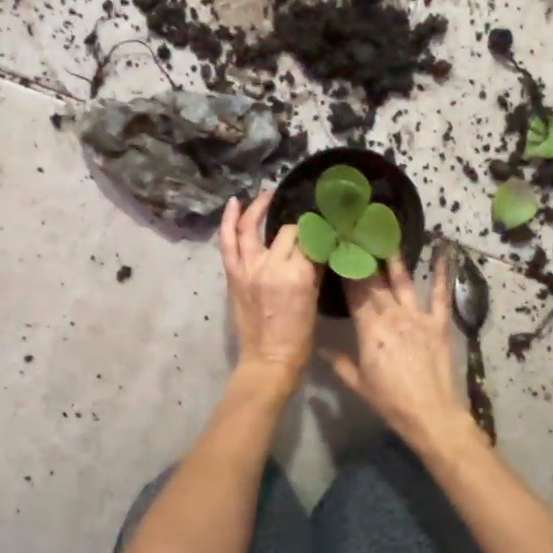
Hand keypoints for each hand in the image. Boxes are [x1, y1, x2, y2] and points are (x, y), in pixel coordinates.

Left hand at [219, 188, 318, 391]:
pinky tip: (235, 202)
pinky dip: (229, 220)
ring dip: (260, 207)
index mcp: (298, 274)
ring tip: (268, 193)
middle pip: (287, 232)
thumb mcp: (314, 300)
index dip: (317, 232)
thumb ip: (314, 269)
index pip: (310, 240)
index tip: (324, 228)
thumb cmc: (299, 337)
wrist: (268, 360)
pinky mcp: (233, 274)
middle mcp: (272, 266)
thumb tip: (318, 244)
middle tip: (304, 225)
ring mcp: (248, 268)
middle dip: (297, 228)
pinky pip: (229, 240)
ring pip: (254, 227)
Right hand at [324, 253, 471, 453]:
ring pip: (402, 282)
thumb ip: (338, 362)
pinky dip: (441, 273)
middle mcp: (392, 317)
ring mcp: (417, 318)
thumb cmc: (390, 401)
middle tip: (357, 234)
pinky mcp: (439, 324)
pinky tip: (443, 252)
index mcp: (369, 330)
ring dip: (394, 259)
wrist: (430, 414)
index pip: (354, 294)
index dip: (347, 271)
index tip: (339, 250)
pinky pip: (440, 295)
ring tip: (386, 236)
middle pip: (375, 283)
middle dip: (365, 258)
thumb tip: (320, 348)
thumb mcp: (358, 383)